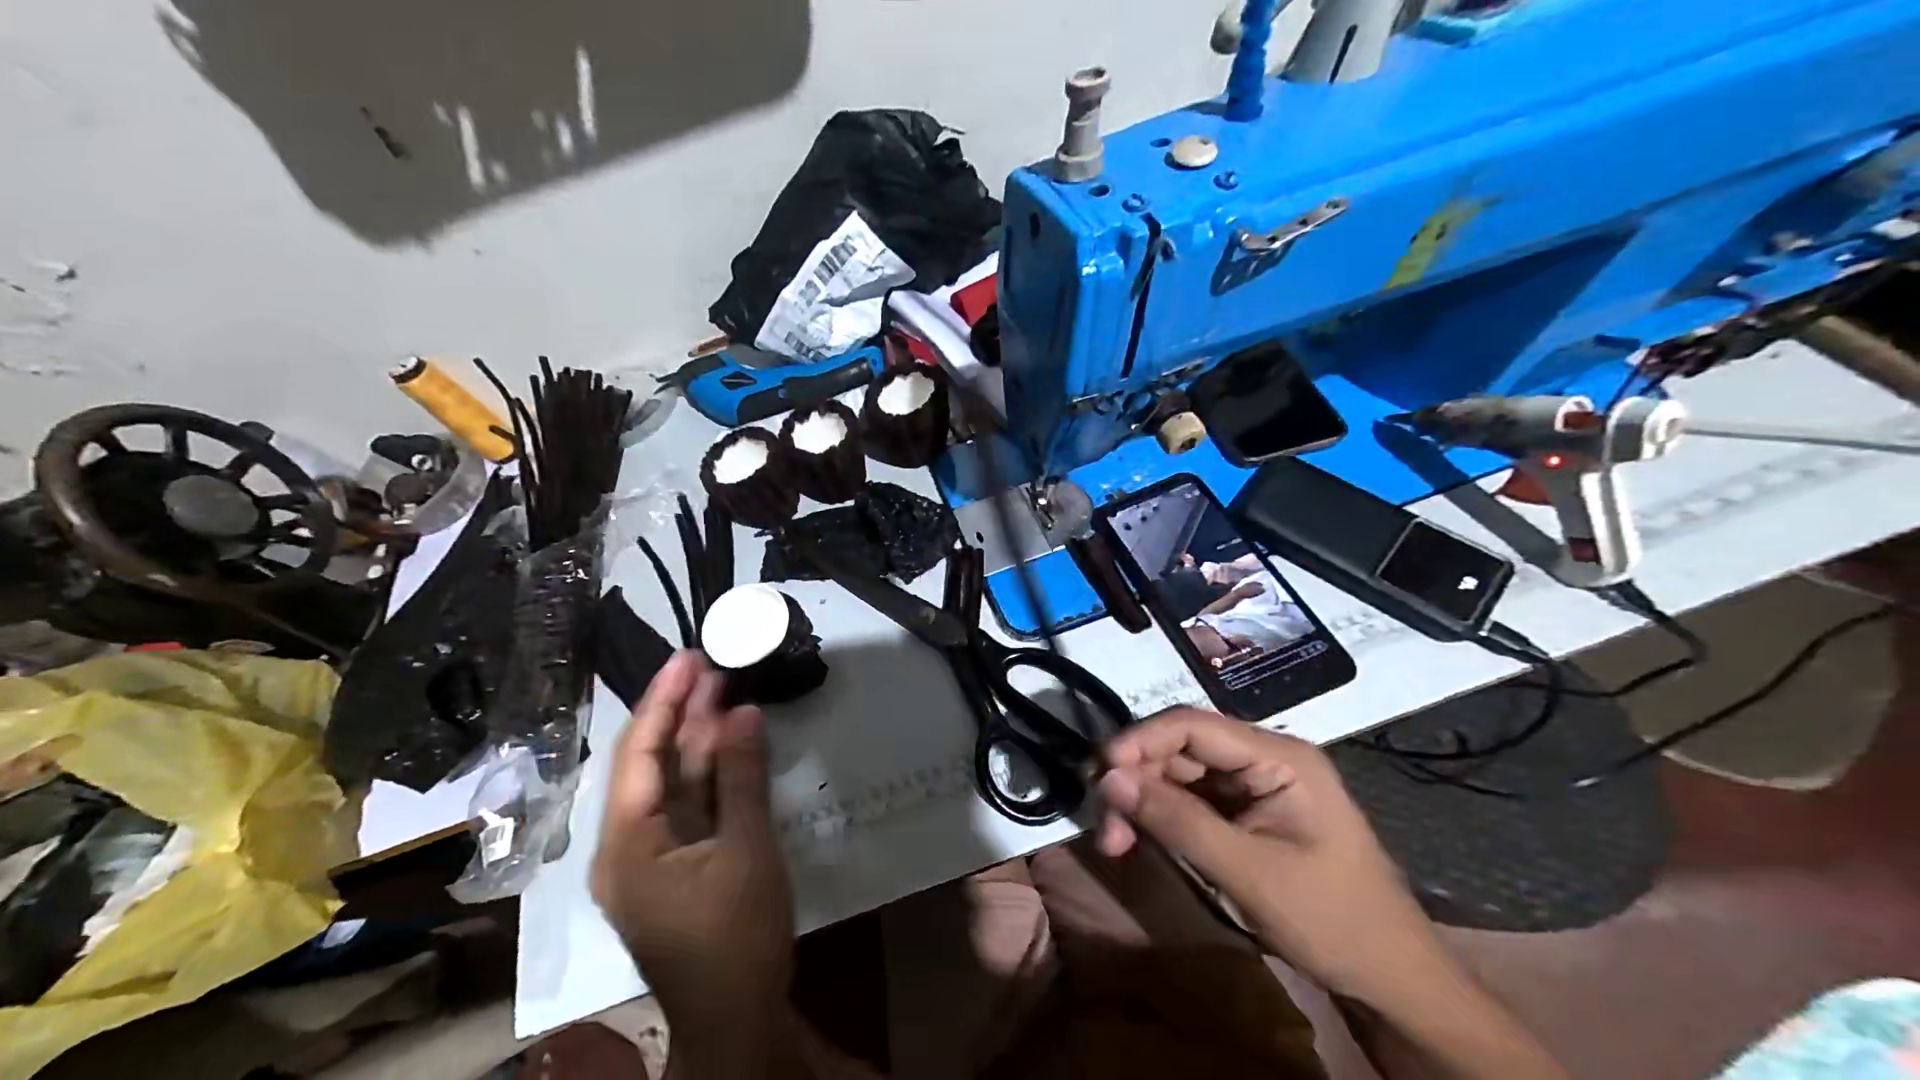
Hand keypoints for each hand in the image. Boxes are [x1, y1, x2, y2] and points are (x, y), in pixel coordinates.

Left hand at [591, 651, 792, 1035]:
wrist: (736, 1016)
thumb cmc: (736, 935)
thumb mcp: (746, 850)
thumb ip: (742, 777)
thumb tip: (743, 711)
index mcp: (627, 843)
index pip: (639, 753)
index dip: (664, 701)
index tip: (688, 658)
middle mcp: (626, 845)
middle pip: (650, 763)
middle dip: (681, 713)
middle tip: (712, 666)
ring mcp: (651, 857)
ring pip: (671, 782)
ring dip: (698, 739)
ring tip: (724, 690)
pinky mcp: (676, 866)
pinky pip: (687, 806)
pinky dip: (710, 773)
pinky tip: (732, 743)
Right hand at [1096, 708, 1441, 1005]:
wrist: (1391, 980)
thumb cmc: (1331, 920)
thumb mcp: (1248, 871)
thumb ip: (1177, 820)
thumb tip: (1109, 779)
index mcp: (1278, 757)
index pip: (1192, 725)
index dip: (1140, 741)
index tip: (1099, 772)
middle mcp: (1263, 759)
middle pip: (1179, 750)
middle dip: (1136, 781)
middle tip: (1106, 826)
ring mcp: (1253, 787)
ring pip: (1177, 776)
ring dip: (1142, 803)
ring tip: (1116, 843)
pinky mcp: (1244, 814)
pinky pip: (1189, 802)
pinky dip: (1160, 819)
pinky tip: (1137, 841)